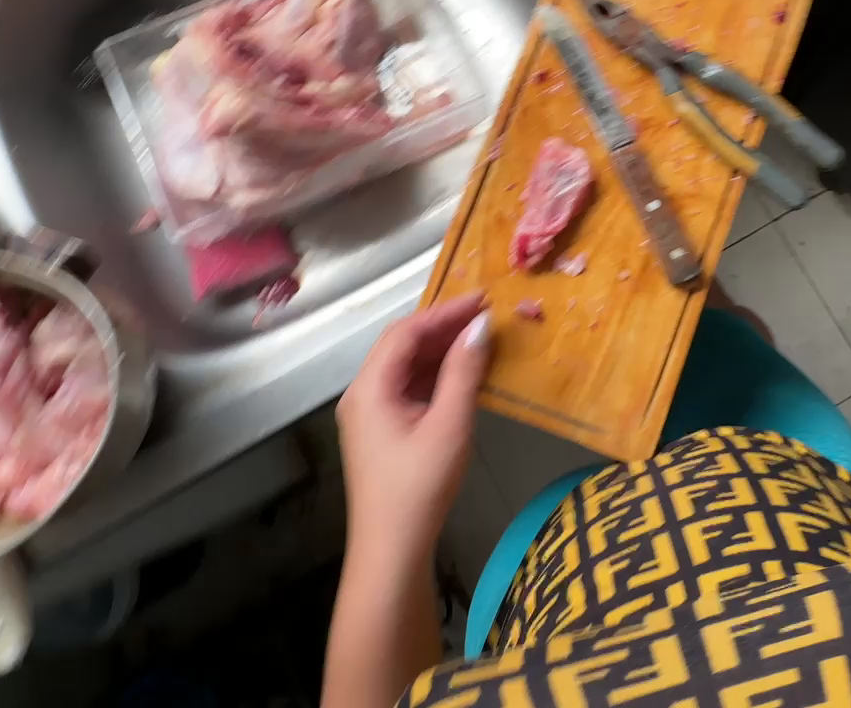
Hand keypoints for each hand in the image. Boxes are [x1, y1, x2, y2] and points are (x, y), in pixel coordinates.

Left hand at [336, 294, 491, 558]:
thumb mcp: (449, 424)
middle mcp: (363, 393)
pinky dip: (437, 374)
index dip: (445, 311)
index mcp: (370, 387)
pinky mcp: (383, 430)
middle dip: (444, 326)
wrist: (392, 552)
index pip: (406, 332)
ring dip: (442, 349)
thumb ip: (464, 370)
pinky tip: (464, 372)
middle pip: (403, 345)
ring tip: (480, 337)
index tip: (483, 299)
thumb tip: (480, 324)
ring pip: (407, 365)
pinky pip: (409, 386)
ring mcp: (371, 412)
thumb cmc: (420, 486)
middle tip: (486, 315)